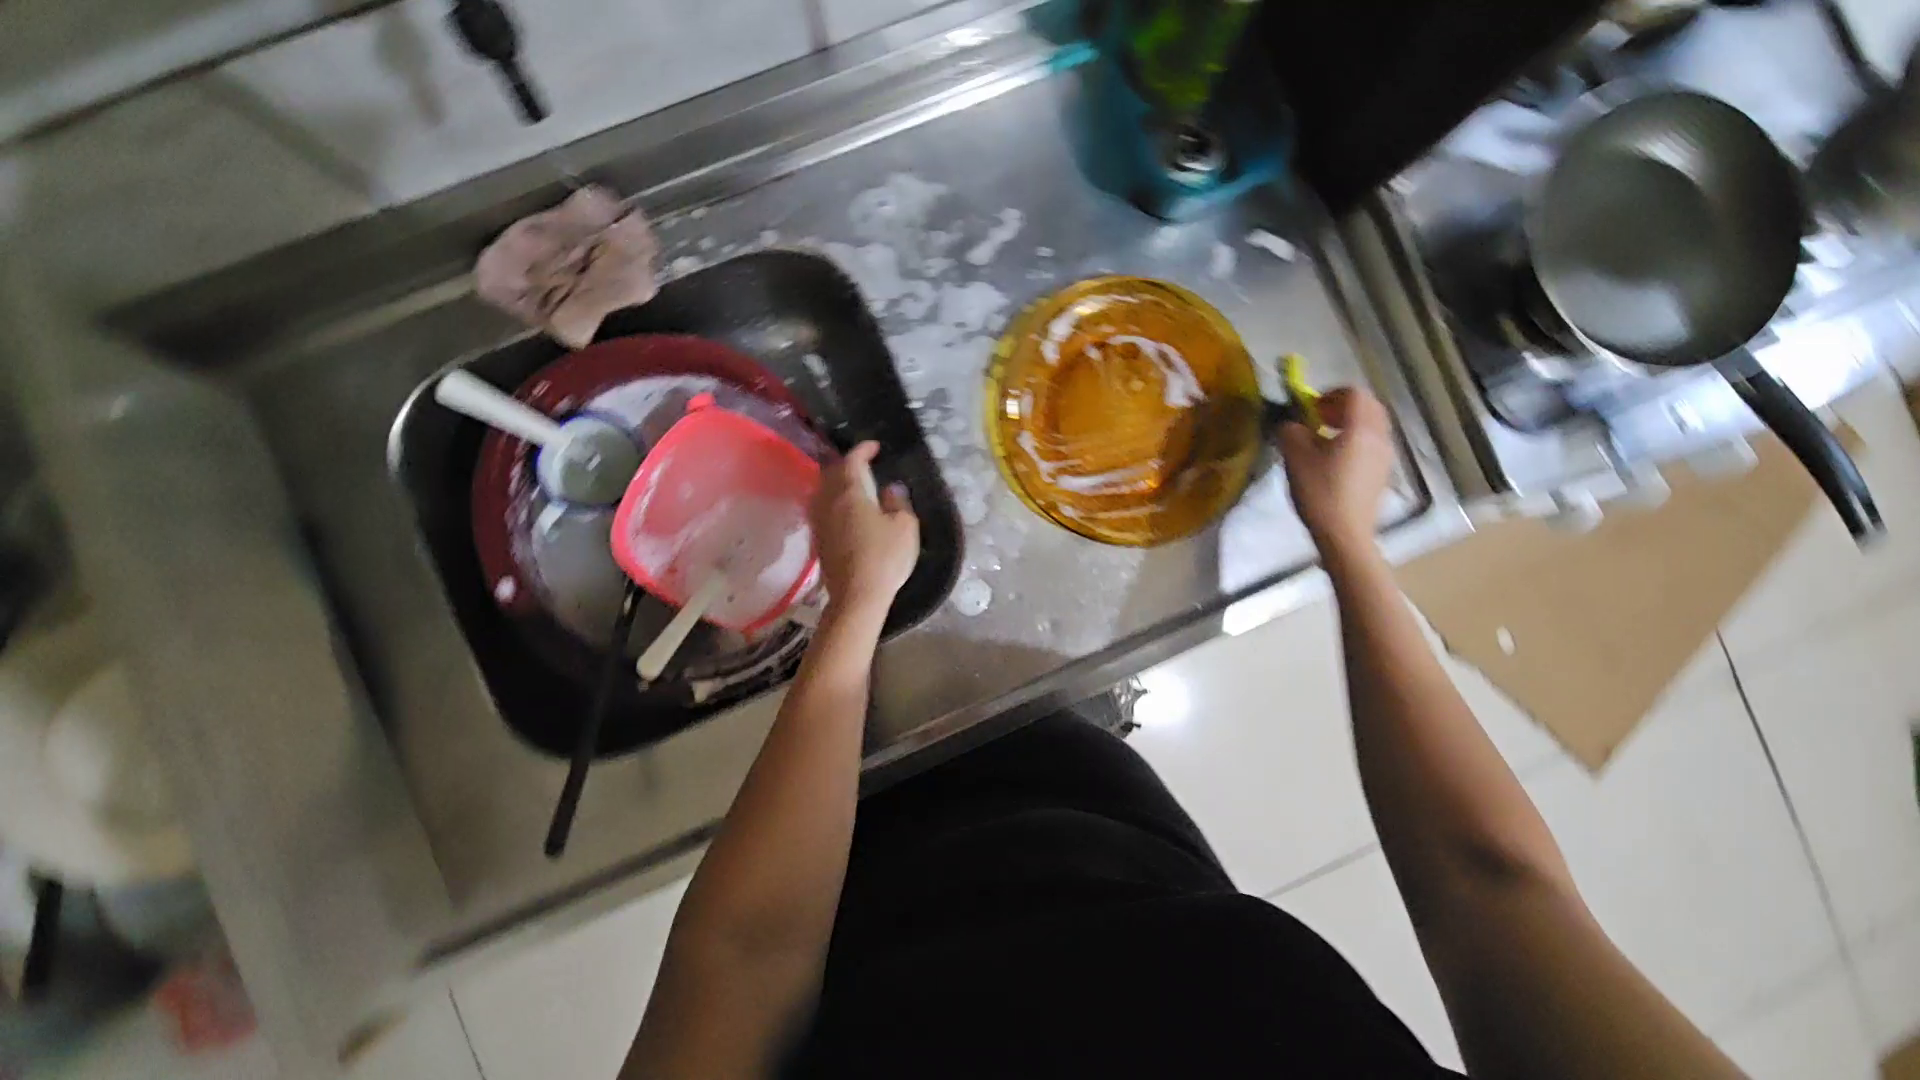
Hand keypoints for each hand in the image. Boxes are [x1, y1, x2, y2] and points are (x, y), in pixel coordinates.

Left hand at [810, 442, 919, 615]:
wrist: (857, 596)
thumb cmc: (884, 558)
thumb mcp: (904, 527)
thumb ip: (897, 502)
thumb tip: (889, 488)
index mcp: (850, 493)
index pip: (851, 461)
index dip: (862, 450)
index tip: (874, 447)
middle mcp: (829, 502)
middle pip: (831, 474)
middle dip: (845, 464)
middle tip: (862, 464)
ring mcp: (820, 522)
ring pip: (823, 492)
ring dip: (836, 483)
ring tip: (852, 484)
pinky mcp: (819, 540)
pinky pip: (822, 509)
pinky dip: (832, 501)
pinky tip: (843, 509)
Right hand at [1275, 387, 1394, 556]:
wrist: (1345, 535)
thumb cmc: (1320, 492)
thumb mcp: (1295, 457)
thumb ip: (1291, 431)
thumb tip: (1292, 425)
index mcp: (1360, 428)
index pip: (1354, 393)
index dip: (1331, 394)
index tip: (1310, 408)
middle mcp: (1379, 437)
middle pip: (1368, 407)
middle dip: (1343, 406)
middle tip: (1319, 419)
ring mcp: (1385, 456)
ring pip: (1372, 426)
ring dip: (1351, 424)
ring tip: (1325, 440)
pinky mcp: (1383, 473)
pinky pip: (1373, 444)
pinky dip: (1357, 441)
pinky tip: (1335, 461)